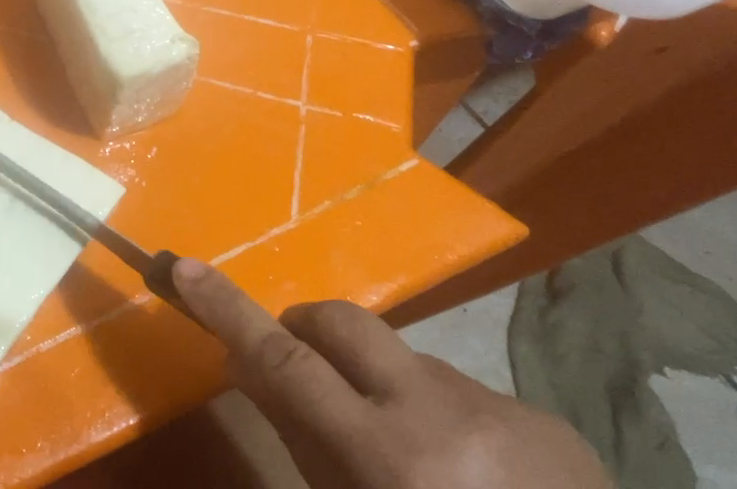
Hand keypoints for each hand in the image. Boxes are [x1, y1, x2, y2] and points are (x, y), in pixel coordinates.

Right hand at [173, 259, 610, 488]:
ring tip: (414, 452)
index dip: (231, 312)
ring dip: (386, 386)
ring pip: (407, 359)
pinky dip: (448, 416)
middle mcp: (443, 417)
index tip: (187, 268)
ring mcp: (504, 411)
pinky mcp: (549, 420)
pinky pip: (469, 393)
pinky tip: (473, 471)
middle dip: (307, 328)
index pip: (287, 362)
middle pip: (344, 322)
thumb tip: (243, 361)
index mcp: (388, 458)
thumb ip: (298, 435)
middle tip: (301, 364)